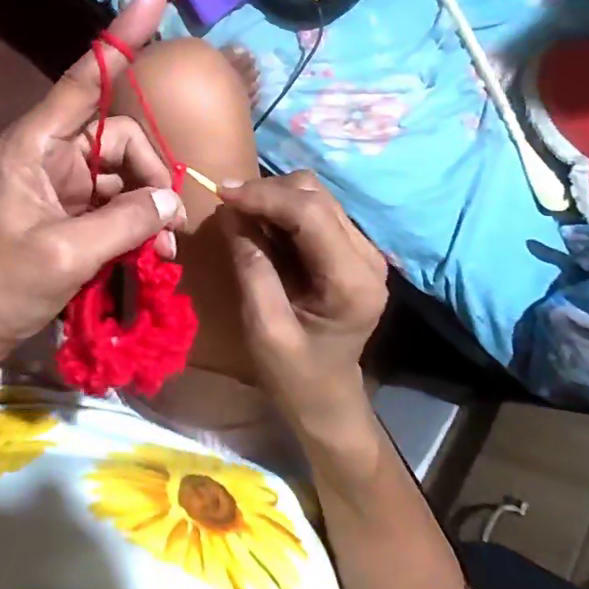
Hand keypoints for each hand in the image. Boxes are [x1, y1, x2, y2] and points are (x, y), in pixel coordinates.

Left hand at [0, 0, 189, 373]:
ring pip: (125, 167)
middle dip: (150, 174)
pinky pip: (119, 195)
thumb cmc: (6, 285)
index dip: (121, 39)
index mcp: (33, 145)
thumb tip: (174, 201)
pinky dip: (140, 218)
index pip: (83, 80)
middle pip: (119, 135)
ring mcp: (63, 178)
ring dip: (149, 203)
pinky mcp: (73, 204)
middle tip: (168, 225)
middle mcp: (49, 151)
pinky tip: (154, 251)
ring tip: (163, 250)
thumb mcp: (68, 254)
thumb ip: (127, 222)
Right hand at [219, 171, 389, 426]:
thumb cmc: (293, 373)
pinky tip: (260, 227)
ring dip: (273, 197)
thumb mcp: (263, 327)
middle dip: (267, 192)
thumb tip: (229, 212)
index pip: (310, 213)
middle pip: (315, 194)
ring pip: (314, 194)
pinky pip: (313, 209)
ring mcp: (362, 250)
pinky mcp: (350, 248)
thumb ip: (250, 266)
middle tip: (228, 209)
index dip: (264, 195)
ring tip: (242, 218)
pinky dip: (281, 208)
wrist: (326, 397)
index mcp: (351, 281)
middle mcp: (367, 256)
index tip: (221, 193)